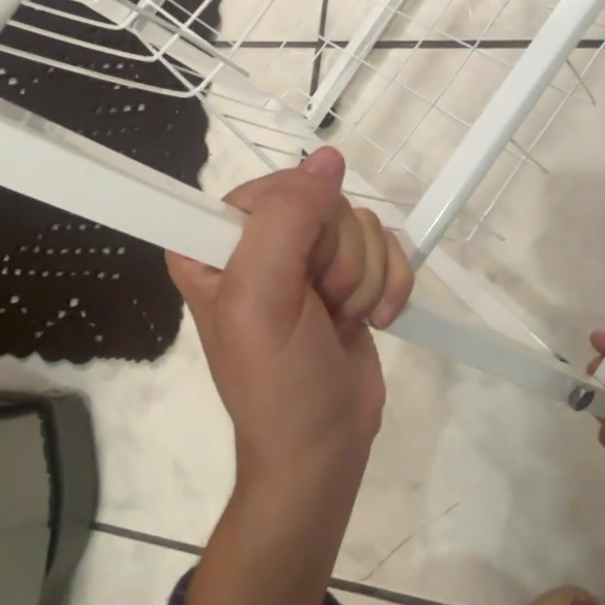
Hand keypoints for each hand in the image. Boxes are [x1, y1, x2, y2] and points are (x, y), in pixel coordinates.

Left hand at [165, 147, 413, 604]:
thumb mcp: (262, 298)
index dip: (296, 225)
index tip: (293, 272)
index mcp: (215, 242)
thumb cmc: (277, 382)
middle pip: (325, 204)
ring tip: (334, 321)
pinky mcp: (350, 275)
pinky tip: (371, 320)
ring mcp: (310, 259)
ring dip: (361, 282)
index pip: (270, 187)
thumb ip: (287, 219)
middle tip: (315, 308)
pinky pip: (388, 247)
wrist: (325, 446)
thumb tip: (329, 158)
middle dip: (335, 262)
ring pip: (362, 225)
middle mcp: (260, 242)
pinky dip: (389, 287)